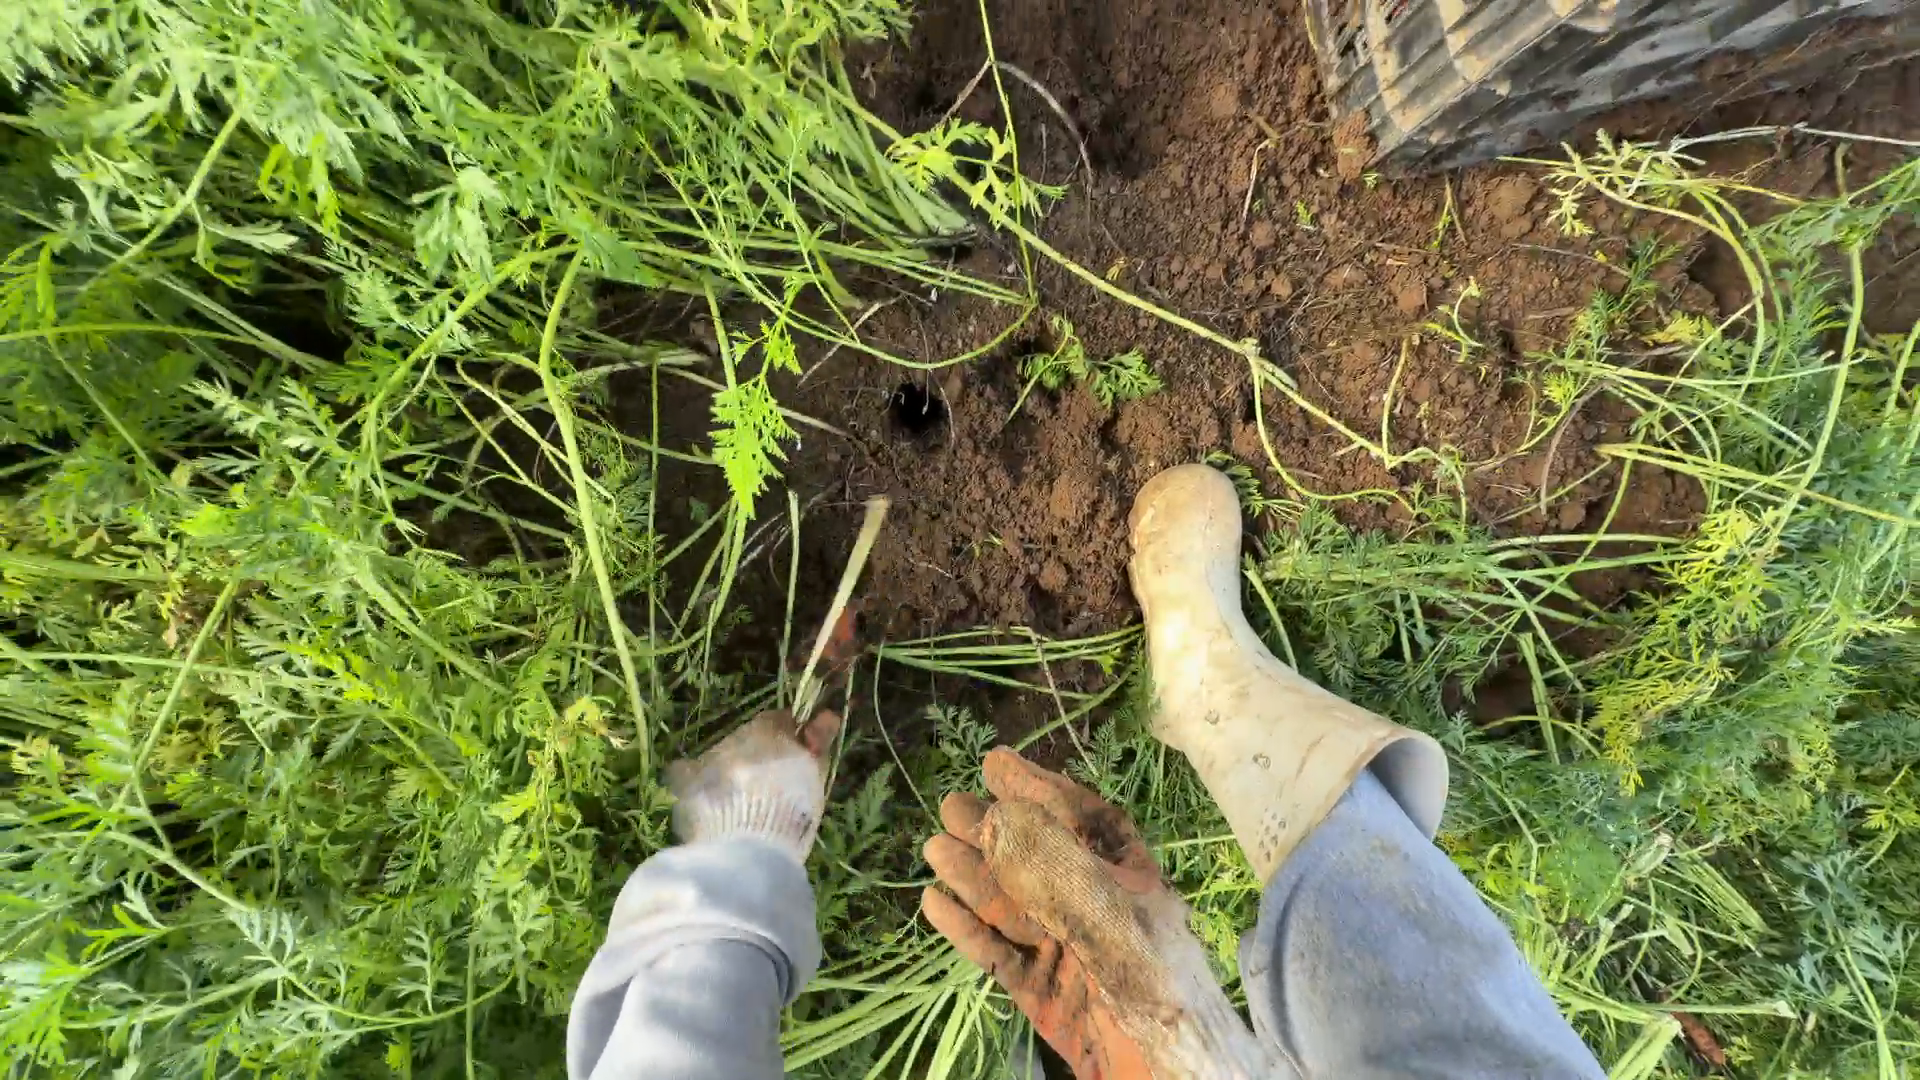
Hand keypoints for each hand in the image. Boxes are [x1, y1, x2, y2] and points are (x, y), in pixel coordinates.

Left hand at [666, 709, 841, 860]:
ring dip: (732, 770)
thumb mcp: (815, 776)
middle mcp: (735, 739)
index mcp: (768, 731)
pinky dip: (700, 783)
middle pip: (748, 738)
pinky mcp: (686, 786)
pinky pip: (689, 775)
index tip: (796, 758)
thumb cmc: (793, 814)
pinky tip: (711, 803)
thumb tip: (827, 715)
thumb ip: (820, 741)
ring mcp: (707, 761)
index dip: (789, 738)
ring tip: (743, 804)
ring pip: (723, 757)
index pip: (780, 720)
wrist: (749, 854)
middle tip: (771, 786)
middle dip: (758, 755)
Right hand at [922, 748, 1288, 1079]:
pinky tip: (935, 903)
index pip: (1078, 818)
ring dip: (970, 874)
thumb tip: (998, 815)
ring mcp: (1063, 949)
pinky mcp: (1041, 993)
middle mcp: (1091, 904)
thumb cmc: (1159, 992)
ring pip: (1007, 903)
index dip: (1036, 787)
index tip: (994, 762)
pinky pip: (996, 953)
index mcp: (1126, 876)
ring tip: (934, 847)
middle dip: (992, 828)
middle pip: (1033, 856)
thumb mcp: (1114, 920)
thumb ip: (1057, 869)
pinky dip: (965, 928)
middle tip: (951, 805)